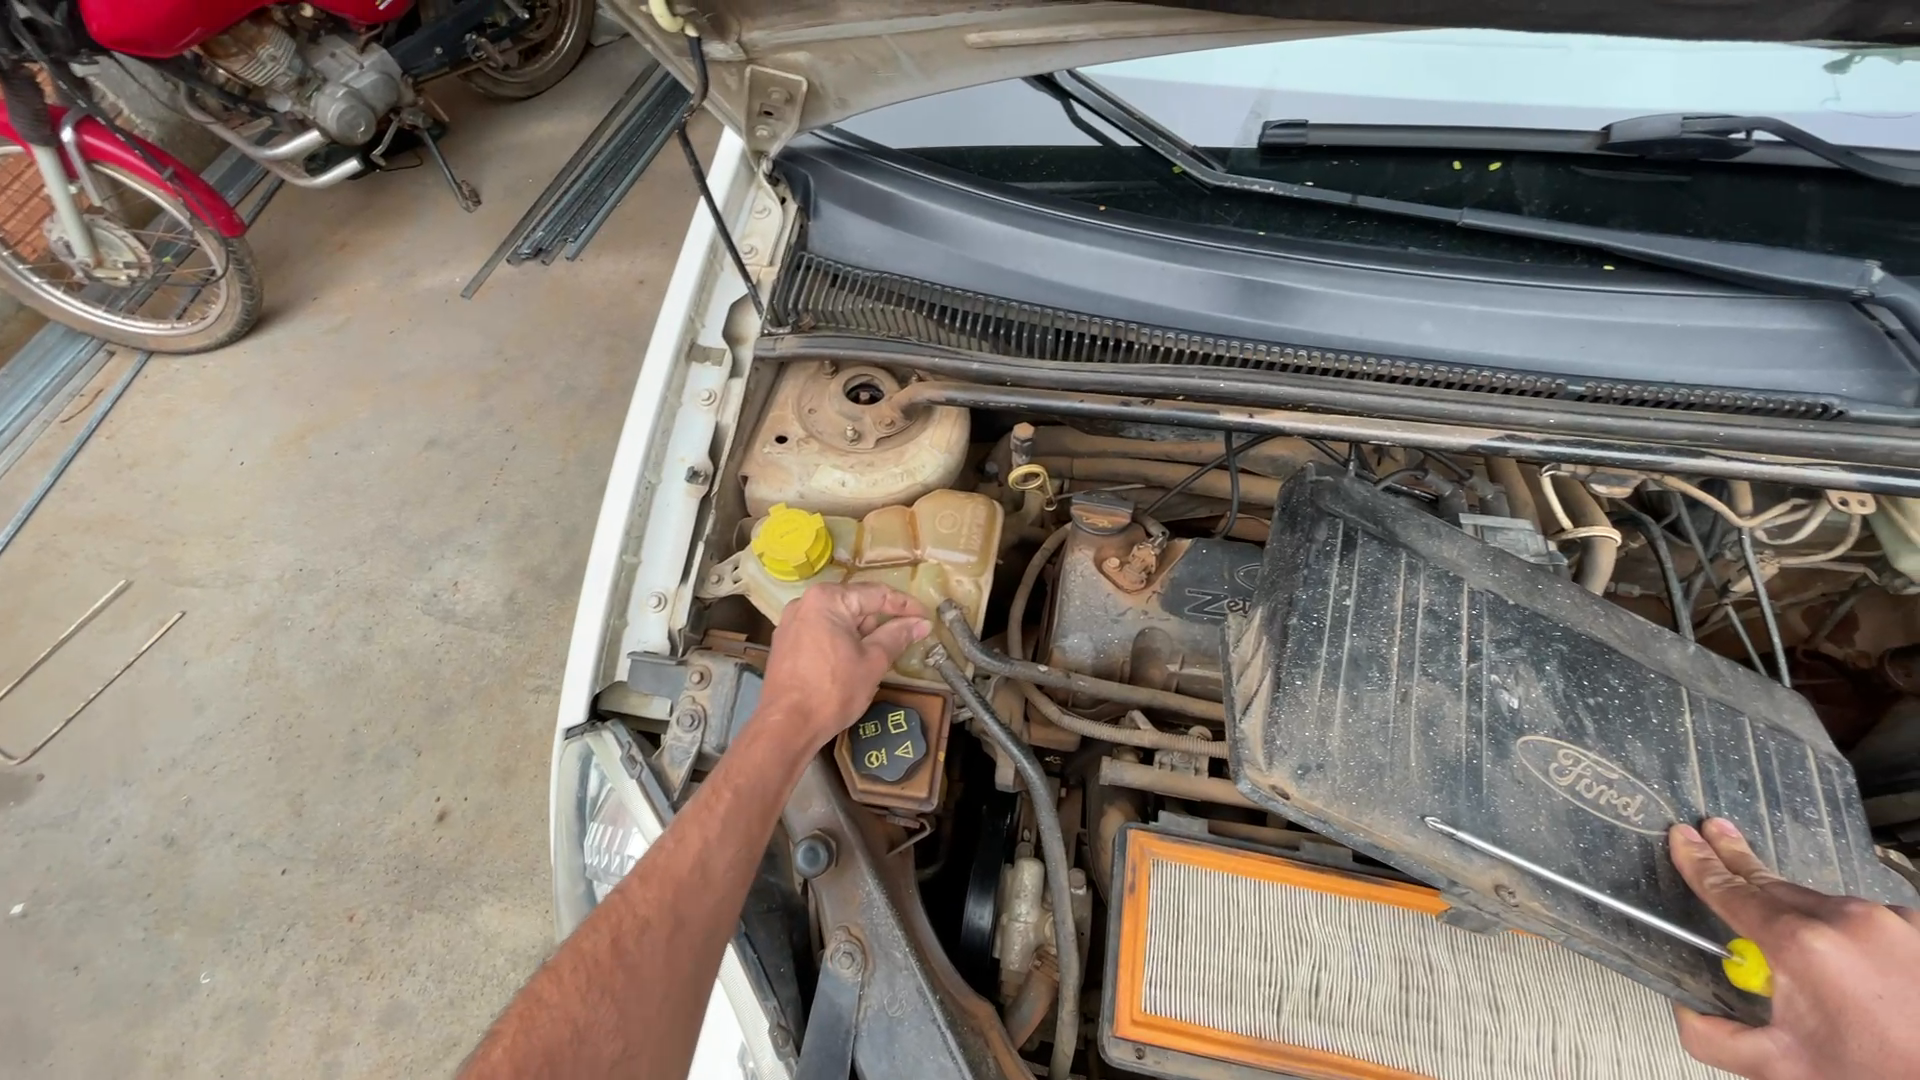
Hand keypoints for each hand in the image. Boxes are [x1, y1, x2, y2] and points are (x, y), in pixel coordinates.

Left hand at [758, 582, 930, 750]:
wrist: (786, 727)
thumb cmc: (833, 690)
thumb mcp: (873, 661)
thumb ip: (898, 636)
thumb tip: (921, 623)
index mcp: (828, 599)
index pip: (877, 594)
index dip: (906, 606)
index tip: (925, 618)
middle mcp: (805, 603)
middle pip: (855, 605)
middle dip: (880, 623)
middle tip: (903, 643)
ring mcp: (791, 623)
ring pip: (839, 621)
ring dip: (861, 636)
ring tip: (876, 659)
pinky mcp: (785, 644)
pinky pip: (822, 633)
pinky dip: (841, 643)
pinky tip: (850, 665)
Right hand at [1667, 817, 1919, 1079]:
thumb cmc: (1884, 1076)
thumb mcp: (1783, 1067)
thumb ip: (1713, 1036)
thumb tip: (1685, 1010)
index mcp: (1803, 945)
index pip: (1731, 890)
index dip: (1699, 862)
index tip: (1683, 836)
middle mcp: (1850, 922)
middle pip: (1773, 884)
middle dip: (1740, 863)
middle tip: (1717, 832)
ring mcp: (1898, 924)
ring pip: (1822, 903)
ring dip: (1801, 913)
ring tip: (1795, 938)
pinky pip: (1869, 918)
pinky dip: (1850, 930)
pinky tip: (1852, 958)